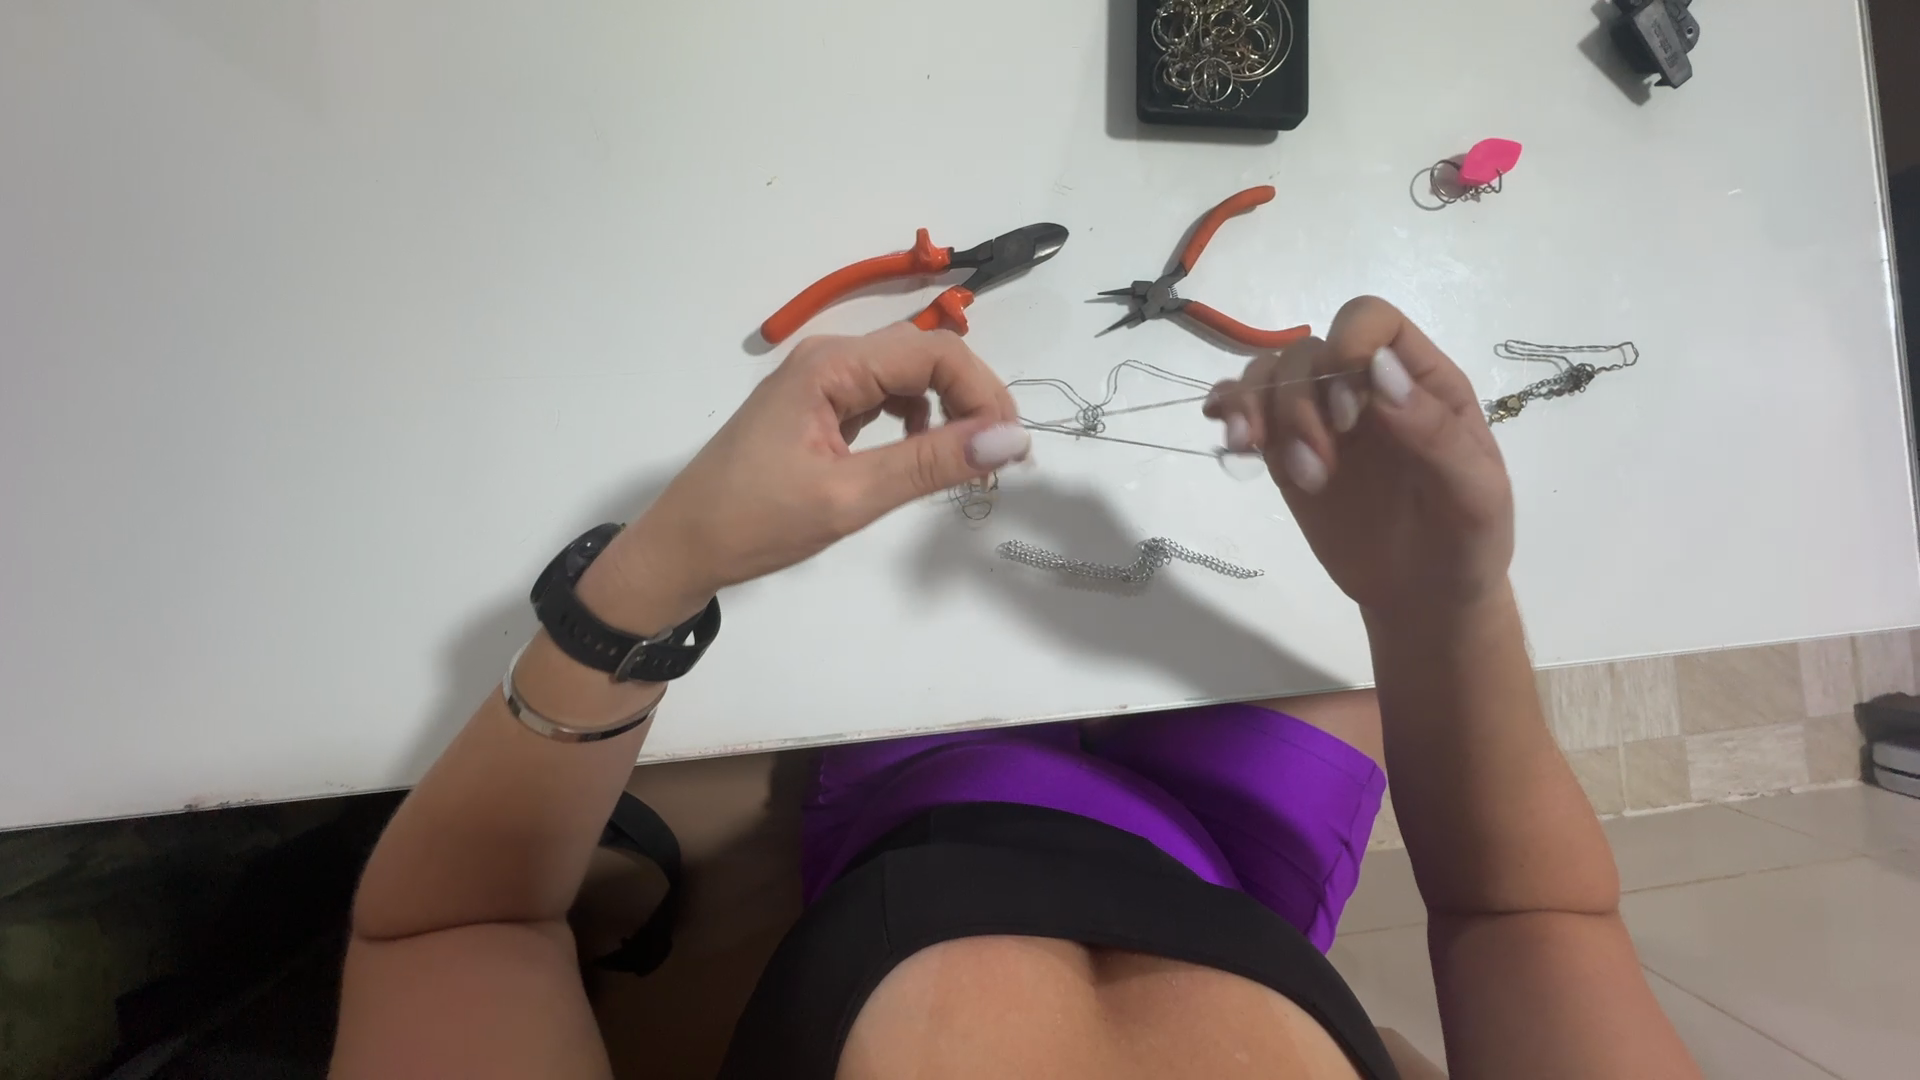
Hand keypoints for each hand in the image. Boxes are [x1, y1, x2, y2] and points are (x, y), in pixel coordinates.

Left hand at [593, 324, 1029, 624]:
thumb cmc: (757, 521)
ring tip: (964, 462)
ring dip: (947, 412)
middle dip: (971, 401)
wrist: (685, 547)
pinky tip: (918, 455)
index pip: (934, 352)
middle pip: (924, 357)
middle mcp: (829, 359)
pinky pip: (885, 400)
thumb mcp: (850, 496)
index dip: (983, 393)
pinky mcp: (820, 408)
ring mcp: (822, 382)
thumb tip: (1009, 439)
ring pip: (908, 378)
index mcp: (832, 366)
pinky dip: (916, 423)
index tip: (1009, 448)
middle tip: (996, 460)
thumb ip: (930, 464)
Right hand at [1203, 296, 1513, 617]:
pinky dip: (1229, 412)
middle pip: (1307, 352)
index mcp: (1421, 383)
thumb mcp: (1473, 493)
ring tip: (1250, 451)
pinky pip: (1248, 411)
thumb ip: (1432, 432)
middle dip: (1298, 404)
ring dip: (1254, 407)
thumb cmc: (1463, 542)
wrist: (1421, 593)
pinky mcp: (1286, 452)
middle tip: (1316, 472)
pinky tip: (1228, 437)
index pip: (1372, 323)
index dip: (1347, 347)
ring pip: (1269, 375)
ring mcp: (1320, 420)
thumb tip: (1378, 372)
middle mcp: (1363, 389)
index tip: (1348, 415)